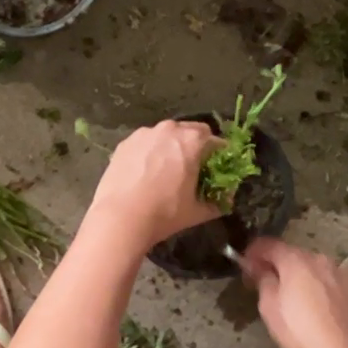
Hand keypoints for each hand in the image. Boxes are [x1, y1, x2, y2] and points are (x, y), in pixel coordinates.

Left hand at [85, 120, 221, 249]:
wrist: (120, 218)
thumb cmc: (164, 213)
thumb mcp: (197, 211)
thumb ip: (218, 202)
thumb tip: (227, 198)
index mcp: (193, 140)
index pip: (216, 141)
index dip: (218, 156)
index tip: (216, 169)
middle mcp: (169, 129)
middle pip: (190, 132)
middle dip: (194, 146)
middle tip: (191, 169)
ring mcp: (144, 134)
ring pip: (165, 135)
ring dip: (170, 147)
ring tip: (165, 171)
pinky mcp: (125, 143)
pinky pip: (145, 143)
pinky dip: (149, 152)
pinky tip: (144, 172)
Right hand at [242, 239, 347, 347]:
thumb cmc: (301, 335)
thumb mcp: (270, 309)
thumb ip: (263, 281)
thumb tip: (259, 268)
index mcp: (297, 261)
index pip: (269, 245)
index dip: (253, 252)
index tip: (245, 264)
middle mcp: (323, 261)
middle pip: (294, 256)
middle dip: (279, 266)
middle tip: (267, 285)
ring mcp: (344, 275)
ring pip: (316, 270)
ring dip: (302, 278)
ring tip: (296, 301)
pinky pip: (333, 284)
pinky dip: (322, 290)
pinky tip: (320, 311)